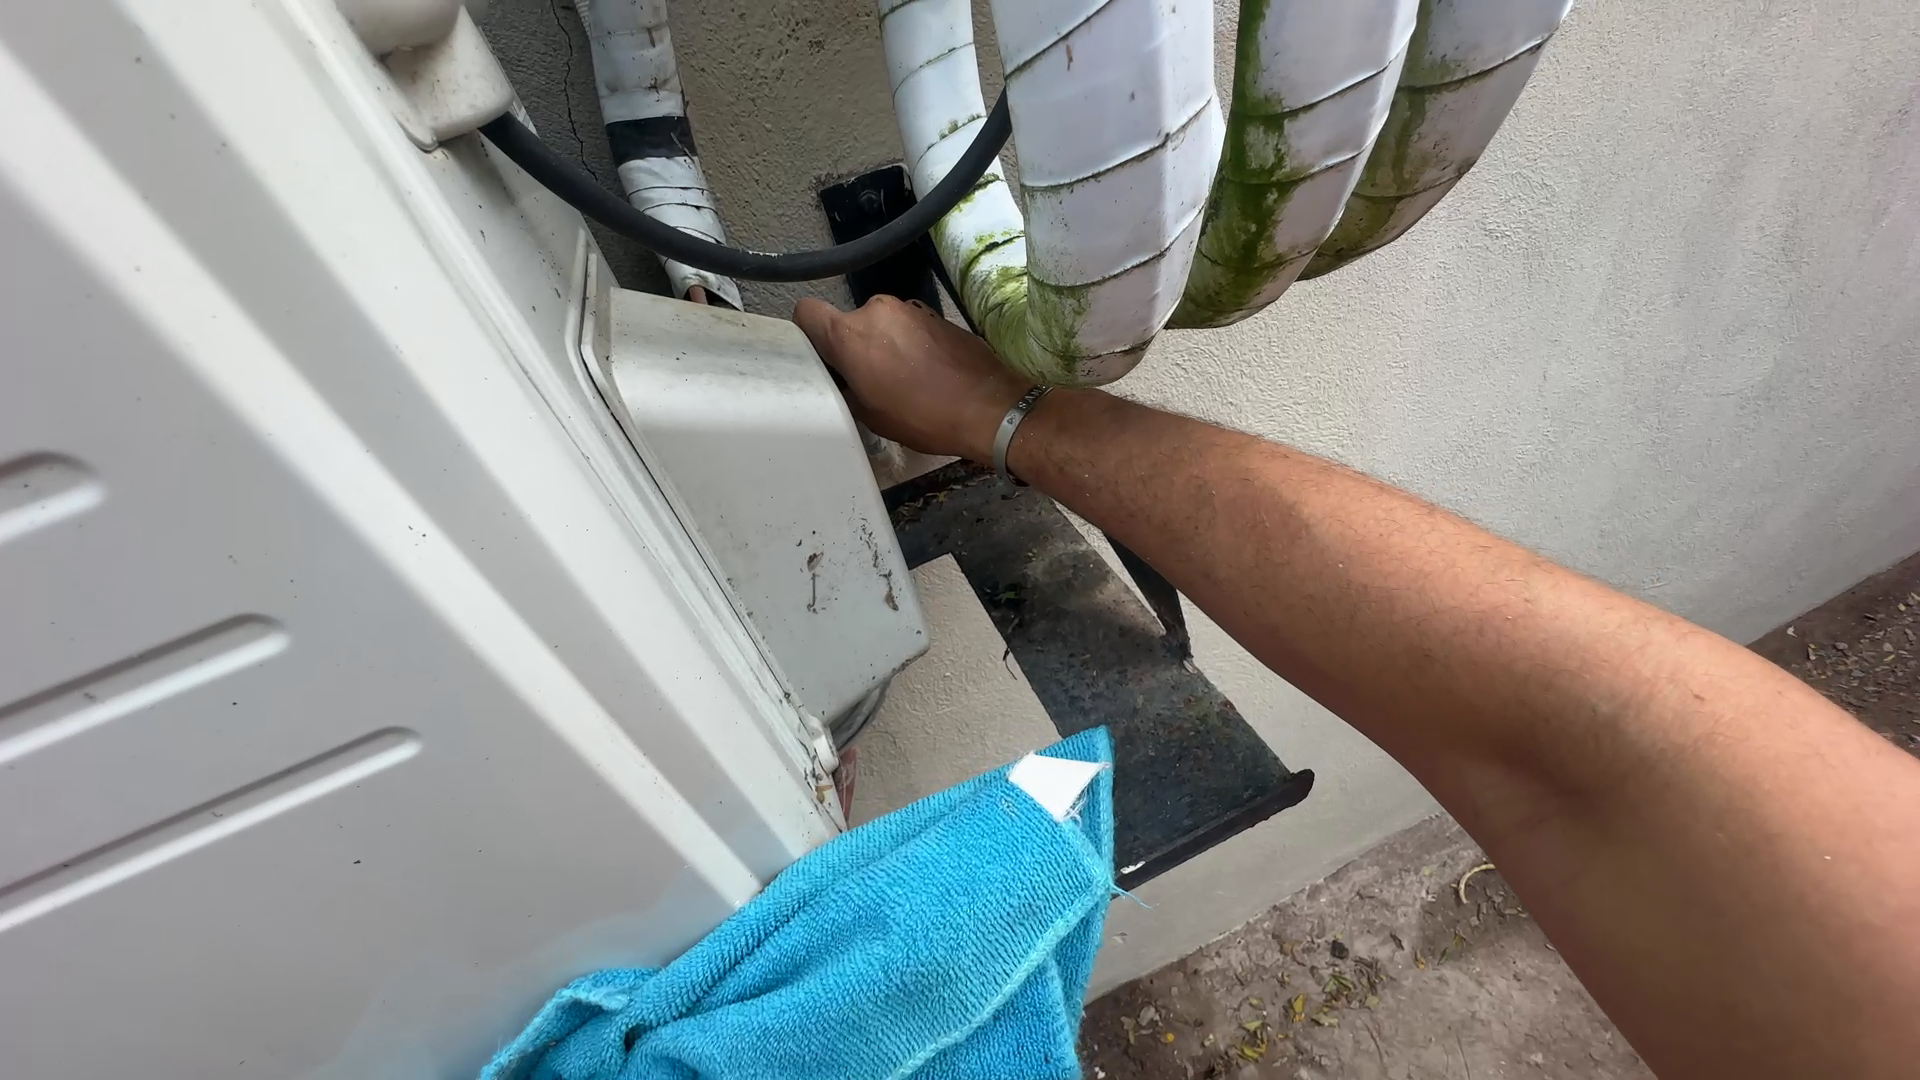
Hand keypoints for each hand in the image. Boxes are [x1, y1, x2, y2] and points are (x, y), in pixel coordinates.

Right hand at [793, 295, 1032, 461]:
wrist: (988, 407)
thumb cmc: (923, 417)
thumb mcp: (871, 416)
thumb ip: (847, 388)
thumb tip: (843, 379)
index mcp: (850, 334)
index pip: (807, 312)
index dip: (806, 332)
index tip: (819, 356)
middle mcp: (876, 310)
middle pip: (849, 322)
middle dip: (854, 347)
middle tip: (865, 381)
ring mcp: (910, 309)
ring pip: (880, 325)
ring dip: (883, 345)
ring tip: (901, 381)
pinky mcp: (936, 315)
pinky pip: (908, 327)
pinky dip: (909, 345)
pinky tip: (925, 373)